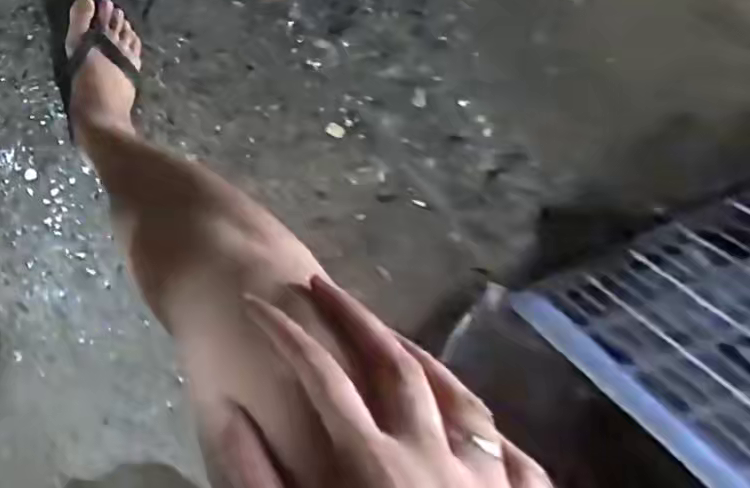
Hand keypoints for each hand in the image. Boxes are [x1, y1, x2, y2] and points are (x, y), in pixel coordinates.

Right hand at [218, 276, 552, 487]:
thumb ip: (255, 470)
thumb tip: (233, 414)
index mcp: (371, 459)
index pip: (316, 369)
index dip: (279, 328)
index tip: (252, 303)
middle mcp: (430, 457)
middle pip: (391, 362)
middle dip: (349, 314)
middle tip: (317, 284)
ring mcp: (481, 482)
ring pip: (458, 397)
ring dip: (417, 355)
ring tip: (387, 333)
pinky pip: (517, 458)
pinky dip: (485, 424)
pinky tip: (465, 412)